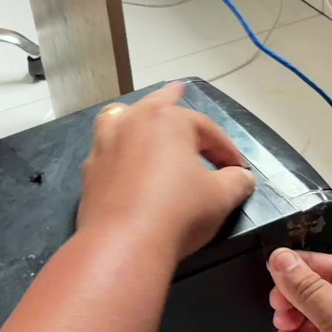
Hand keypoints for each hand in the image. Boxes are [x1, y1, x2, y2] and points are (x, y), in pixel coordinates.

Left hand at [74, 81, 256, 262]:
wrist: (123, 243)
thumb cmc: (178, 212)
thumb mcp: (221, 197)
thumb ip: (236, 181)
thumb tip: (241, 177)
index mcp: (167, 120)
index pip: (206, 129)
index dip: (227, 150)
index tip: (239, 170)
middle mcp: (132, 122)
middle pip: (156, 105)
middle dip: (171, 98)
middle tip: (178, 88)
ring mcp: (105, 145)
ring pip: (121, 118)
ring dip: (134, 115)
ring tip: (139, 113)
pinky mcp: (90, 171)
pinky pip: (106, 148)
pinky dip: (117, 147)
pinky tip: (120, 156)